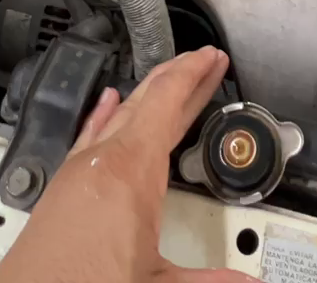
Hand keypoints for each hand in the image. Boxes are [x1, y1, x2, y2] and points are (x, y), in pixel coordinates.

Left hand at [0, 47, 257, 282]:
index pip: (167, 100)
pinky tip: (109, 102)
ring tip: (174, 78)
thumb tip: (253, 281)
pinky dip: (107, 112)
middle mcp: (102, 159)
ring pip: (122, 113)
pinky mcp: (63, 187)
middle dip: (181, 75)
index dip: (193, 73)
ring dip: (152, 93)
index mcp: (131, 170)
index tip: (211, 56)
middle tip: (207, 61)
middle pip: (147, 98)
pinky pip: (92, 132)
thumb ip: (210, 277)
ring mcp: (79, 170)